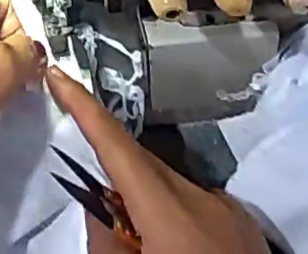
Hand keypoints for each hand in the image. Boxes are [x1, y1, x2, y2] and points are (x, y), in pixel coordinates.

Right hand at [46, 67, 267, 253]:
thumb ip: (103, 235)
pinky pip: (197, 204)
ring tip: (139, 235)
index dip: (81, 105)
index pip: (115, 142)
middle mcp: (204, 202)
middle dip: (111, 163)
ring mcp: (234, 217)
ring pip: (169, 182)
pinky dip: (174, 213)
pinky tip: (174, 247)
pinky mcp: (251, 234)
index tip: (55, 72)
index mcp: (170, 213)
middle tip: (90, 186)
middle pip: (140, 160)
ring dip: (144, 194)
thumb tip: (99, 202)